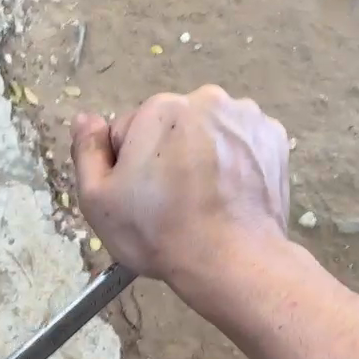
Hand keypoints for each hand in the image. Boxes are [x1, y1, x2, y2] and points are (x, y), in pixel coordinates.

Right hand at [72, 87, 291, 285]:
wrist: (229, 259)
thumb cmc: (156, 232)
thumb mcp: (97, 200)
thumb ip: (86, 152)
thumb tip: (83, 119)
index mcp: (158, 109)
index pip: (126, 133)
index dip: (124, 169)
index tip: (136, 198)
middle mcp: (205, 99)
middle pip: (168, 130)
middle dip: (163, 158)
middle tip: (166, 204)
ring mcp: (246, 116)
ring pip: (205, 135)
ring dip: (198, 159)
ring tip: (197, 203)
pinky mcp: (274, 138)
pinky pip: (238, 145)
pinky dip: (230, 165)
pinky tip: (224, 197)